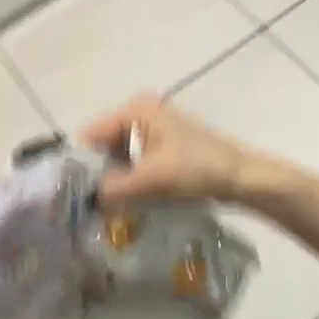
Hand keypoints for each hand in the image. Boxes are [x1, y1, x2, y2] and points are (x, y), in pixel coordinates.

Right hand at [78, 95, 271, 207]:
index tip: (75, 197)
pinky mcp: (162, 147)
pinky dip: (130, 181)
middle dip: (99, 174)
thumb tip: (88, 203)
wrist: (243, 178)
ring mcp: (152, 129)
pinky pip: (134, 162)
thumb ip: (115, 189)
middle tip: (92, 207)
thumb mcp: (152, 179)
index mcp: (135, 109)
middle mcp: (139, 113)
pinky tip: (130, 202)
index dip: (82, 165)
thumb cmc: (198, 169)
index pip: (91, 134)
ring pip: (118, 156)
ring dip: (115, 181)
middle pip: (103, 145)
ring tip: (109, 209)